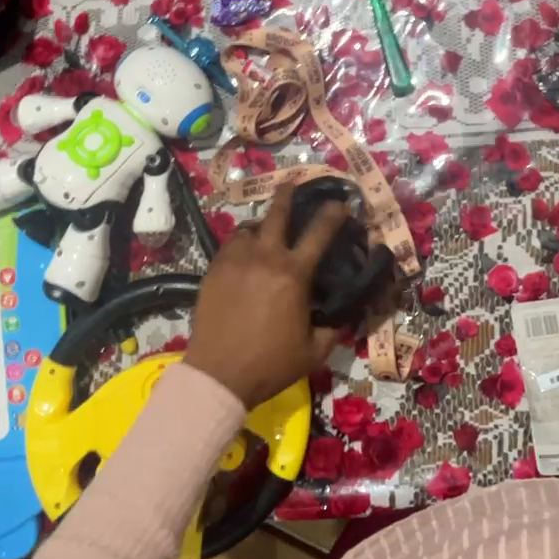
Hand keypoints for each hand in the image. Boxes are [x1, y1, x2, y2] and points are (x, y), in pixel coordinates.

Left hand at [182, 185, 341, 406]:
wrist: (218, 375)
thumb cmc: (270, 364)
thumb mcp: (314, 352)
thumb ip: (333, 330)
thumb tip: (343, 317)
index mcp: (294, 274)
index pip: (320, 232)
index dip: (333, 214)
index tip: (341, 203)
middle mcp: (266, 257)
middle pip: (278, 213)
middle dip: (287, 194)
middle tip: (292, 183)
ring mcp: (236, 261)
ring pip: (250, 228)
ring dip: (261, 226)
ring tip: (264, 231)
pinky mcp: (214, 270)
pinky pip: (230, 245)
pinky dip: (240, 243)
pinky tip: (243, 253)